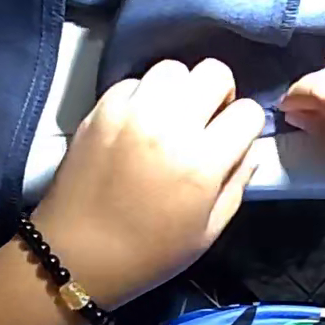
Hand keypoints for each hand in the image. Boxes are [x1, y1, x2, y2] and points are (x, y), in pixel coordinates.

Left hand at [33, 58, 264, 307]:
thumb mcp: (208, 231)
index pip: (247, 112)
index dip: (246, 127)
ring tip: (171, 119)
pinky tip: (140, 124)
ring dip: (181, 90)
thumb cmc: (149, 253)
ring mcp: (131, 112)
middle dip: (219, 94)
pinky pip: (135, 81)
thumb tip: (247, 150)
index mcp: (202, 161)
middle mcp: (169, 125)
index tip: (234, 141)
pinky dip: (145, 97)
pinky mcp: (100, 110)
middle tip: (207, 121)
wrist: (77, 255)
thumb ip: (236, 184)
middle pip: (214, 72)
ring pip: (173, 69)